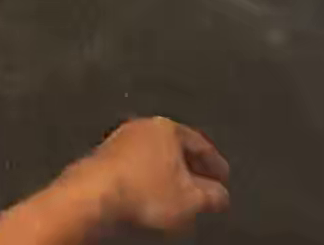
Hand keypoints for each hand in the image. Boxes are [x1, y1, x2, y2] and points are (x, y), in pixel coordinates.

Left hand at [64, 117, 229, 233]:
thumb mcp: (189, 199)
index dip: (215, 161)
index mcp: (168, 128)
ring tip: (181, 189)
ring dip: (170, 169)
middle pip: (176, 144)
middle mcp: (146, 124)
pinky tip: (153, 189)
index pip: (199, 142)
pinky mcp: (109, 151)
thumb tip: (223, 194)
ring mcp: (125, 135)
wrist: (98, 191)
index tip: (225, 175)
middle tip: (206, 182)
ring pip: (156, 151)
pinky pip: (139, 159)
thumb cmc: (147, 191)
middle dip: (192, 164)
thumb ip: (211, 195)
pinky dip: (151, 172)